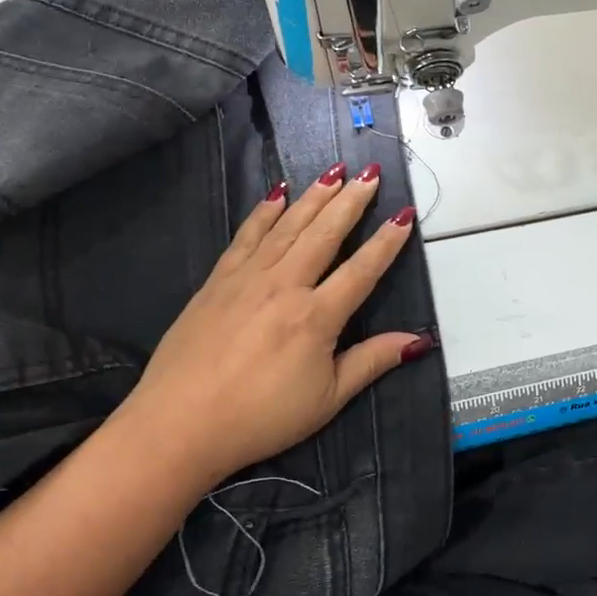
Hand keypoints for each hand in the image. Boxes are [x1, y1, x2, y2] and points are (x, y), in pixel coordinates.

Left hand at [126, 162, 430, 477]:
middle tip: (370, 174)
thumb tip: (417, 340)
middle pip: (325, 234)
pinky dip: (264, 212)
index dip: (386, 242)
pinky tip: (277, 195)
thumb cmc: (259, 418)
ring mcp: (247, 278)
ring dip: (314, 197)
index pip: (362, 270)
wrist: (178, 424)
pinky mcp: (218, 281)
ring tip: (334, 171)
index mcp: (316, 317)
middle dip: (351, 201)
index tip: (403, 214)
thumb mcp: (326, 400)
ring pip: (288, 226)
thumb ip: (371, 362)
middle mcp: (284, 286)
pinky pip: (247, 235)